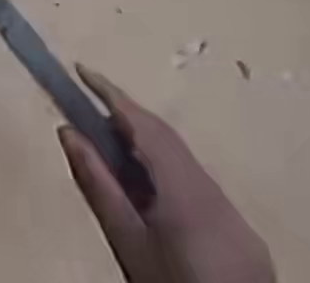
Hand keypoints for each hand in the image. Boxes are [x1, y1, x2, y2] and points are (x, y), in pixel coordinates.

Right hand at [58, 65, 275, 282]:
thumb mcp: (125, 240)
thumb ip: (97, 184)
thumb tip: (67, 130)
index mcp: (187, 193)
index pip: (145, 126)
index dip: (111, 94)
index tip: (79, 69)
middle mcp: (217, 196)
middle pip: (167, 139)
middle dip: (125, 116)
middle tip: (83, 106)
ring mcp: (235, 216)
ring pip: (182, 162)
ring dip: (143, 145)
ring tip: (105, 149)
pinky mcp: (242, 236)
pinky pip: (195, 185)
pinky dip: (162, 171)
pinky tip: (143, 189)